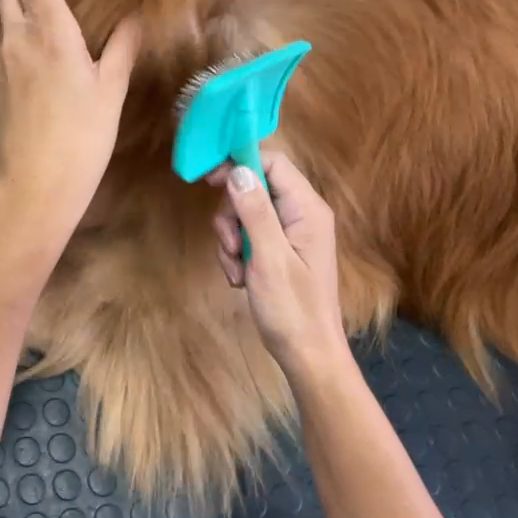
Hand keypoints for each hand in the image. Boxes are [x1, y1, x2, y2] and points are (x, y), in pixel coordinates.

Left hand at [0, 0, 141, 230]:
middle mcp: (16, 37)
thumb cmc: (82, 138)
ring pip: (3, 7)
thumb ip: (123, 46)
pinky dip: (22, 26)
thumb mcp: (112, 90)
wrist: (36, 184)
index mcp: (48, 32)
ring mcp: (0, 58)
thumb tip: (136, 17)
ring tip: (62, 16)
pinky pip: (5, 36)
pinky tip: (49, 49)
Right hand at [207, 153, 346, 368]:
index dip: (239, 164)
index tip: (209, 181)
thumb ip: (254, 211)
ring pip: (245, 213)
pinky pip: (247, 236)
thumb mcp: (268, 257)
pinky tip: (240, 278)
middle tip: (229, 245)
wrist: (306, 354)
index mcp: (307, 209)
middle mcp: (301, 214)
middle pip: (253, 187)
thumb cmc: (292, 307)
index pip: (273, 163)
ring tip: (237, 270)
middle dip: (231, 214)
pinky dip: (236, 254)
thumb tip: (237, 169)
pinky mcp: (278, 250)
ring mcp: (290, 233)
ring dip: (231, 239)